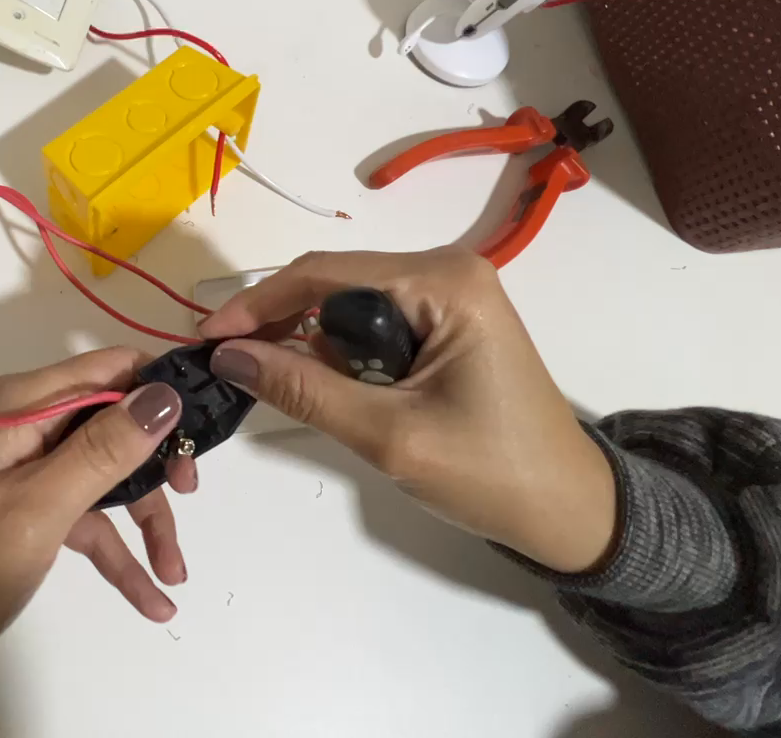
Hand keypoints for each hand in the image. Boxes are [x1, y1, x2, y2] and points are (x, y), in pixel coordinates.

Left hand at [0, 349, 185, 710]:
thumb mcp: (35, 510)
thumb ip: (102, 450)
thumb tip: (164, 393)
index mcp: (24, 405)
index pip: (110, 368)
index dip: (160, 388)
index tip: (206, 422)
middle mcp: (28, 424)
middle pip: (114, 422)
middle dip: (156, 458)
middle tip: (189, 495)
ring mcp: (27, 467)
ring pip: (106, 474)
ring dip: (143, 517)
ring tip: (174, 571)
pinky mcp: (27, 508)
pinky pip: (85, 517)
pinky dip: (116, 551)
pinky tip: (151, 597)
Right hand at [198, 247, 616, 573]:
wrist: (573, 512)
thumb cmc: (491, 475)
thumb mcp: (388, 434)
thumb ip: (302, 388)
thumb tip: (225, 356)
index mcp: (442, 282)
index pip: (323, 275)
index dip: (258, 304)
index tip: (208, 338)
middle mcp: (444, 268)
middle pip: (332, 281)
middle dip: (279, 322)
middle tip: (228, 361)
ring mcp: (447, 289)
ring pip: (345, 300)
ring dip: (307, 339)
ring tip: (271, 378)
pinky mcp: (444, 316)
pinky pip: (369, 318)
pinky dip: (337, 349)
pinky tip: (321, 379)